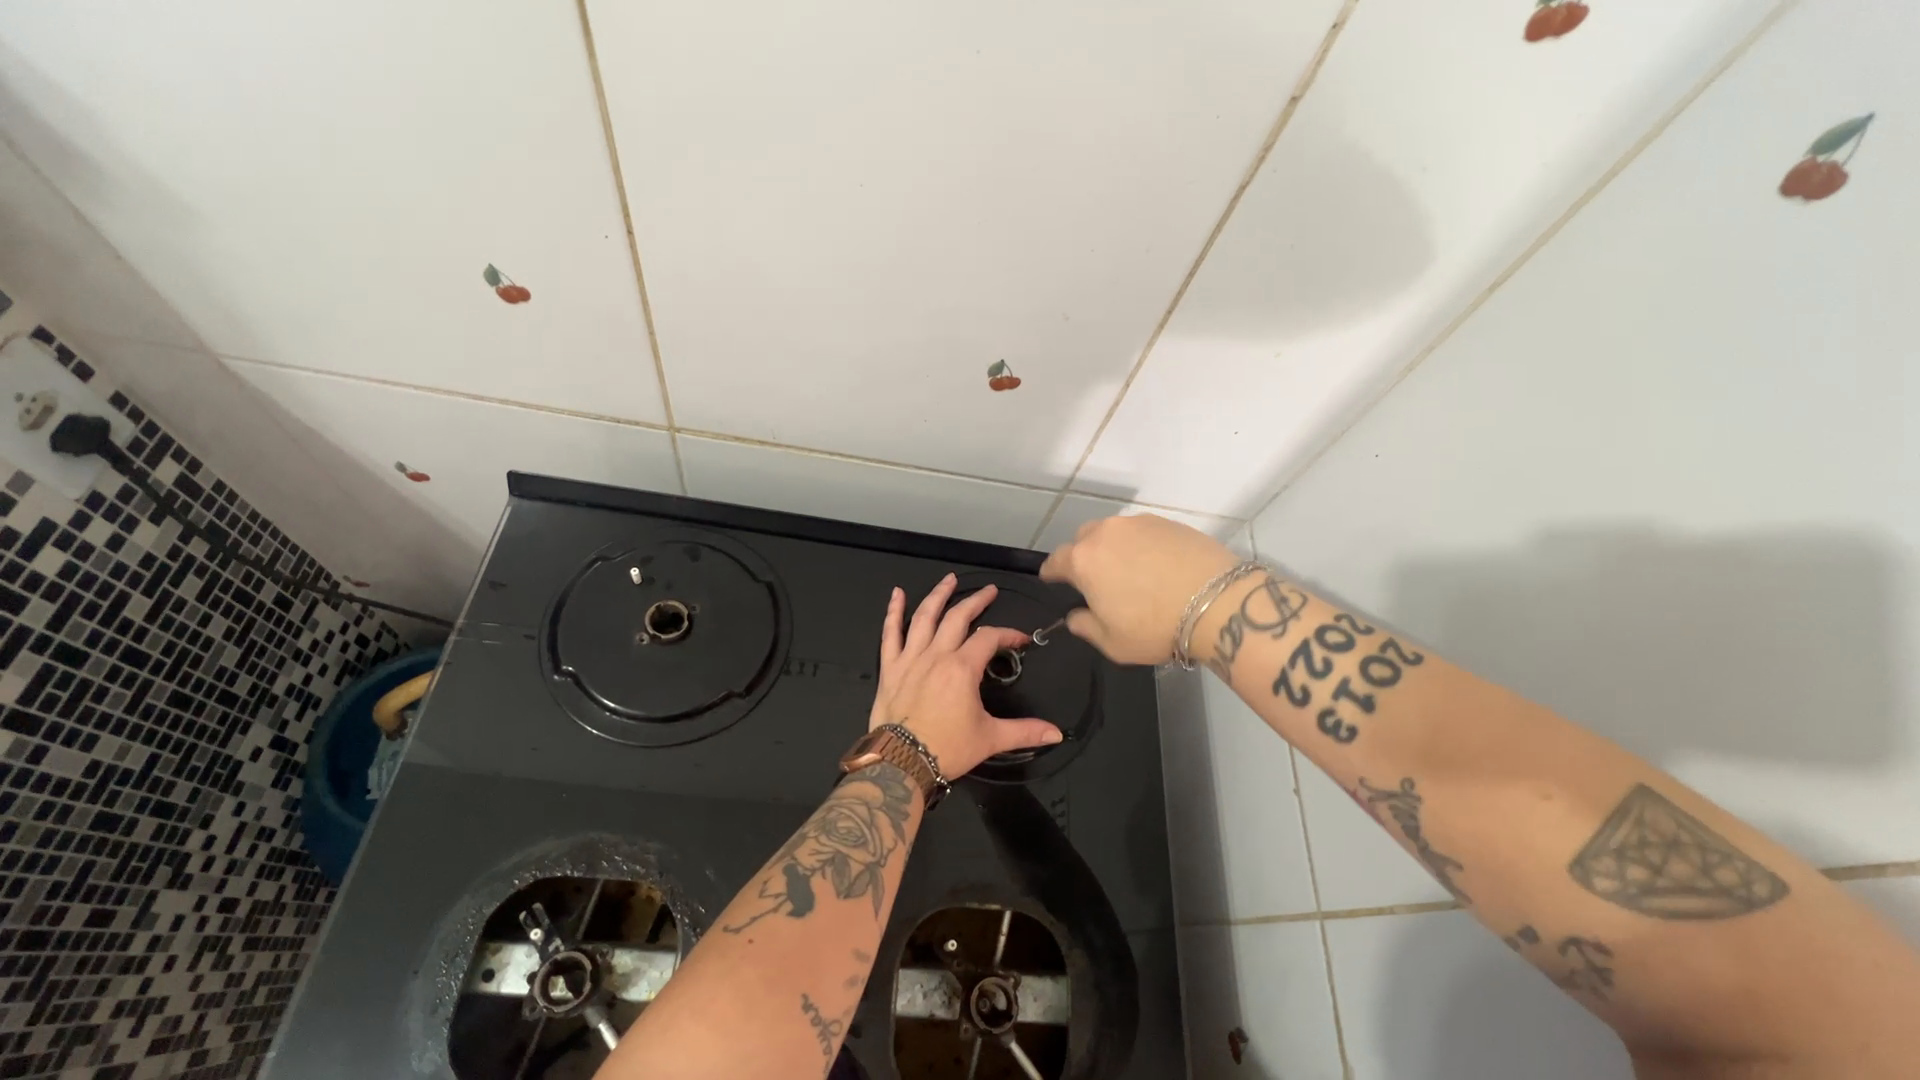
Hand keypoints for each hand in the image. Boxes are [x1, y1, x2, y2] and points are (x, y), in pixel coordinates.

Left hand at [869, 574, 1063, 777]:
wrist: (900, 762)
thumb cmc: (946, 749)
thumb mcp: (990, 739)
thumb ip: (1024, 731)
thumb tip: (1056, 733)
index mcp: (962, 668)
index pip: (989, 638)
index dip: (1008, 635)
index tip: (1020, 640)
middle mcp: (936, 655)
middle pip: (958, 617)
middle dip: (976, 601)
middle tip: (989, 591)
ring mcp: (910, 659)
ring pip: (924, 617)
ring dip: (938, 595)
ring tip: (949, 580)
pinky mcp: (889, 668)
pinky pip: (890, 634)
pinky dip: (893, 612)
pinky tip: (897, 594)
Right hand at [1038, 514, 1238, 664]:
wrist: (1219, 603)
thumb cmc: (1156, 627)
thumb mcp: (1113, 643)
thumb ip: (1086, 627)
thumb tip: (1075, 616)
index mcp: (1084, 561)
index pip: (1056, 561)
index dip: (1051, 572)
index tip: (1051, 578)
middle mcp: (1106, 533)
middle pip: (1084, 539)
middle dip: (1083, 555)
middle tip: (1095, 578)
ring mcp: (1140, 524)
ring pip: (1114, 532)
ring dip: (1113, 547)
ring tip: (1128, 570)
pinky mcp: (1169, 522)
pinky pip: (1143, 532)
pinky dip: (1142, 545)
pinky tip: (1156, 564)